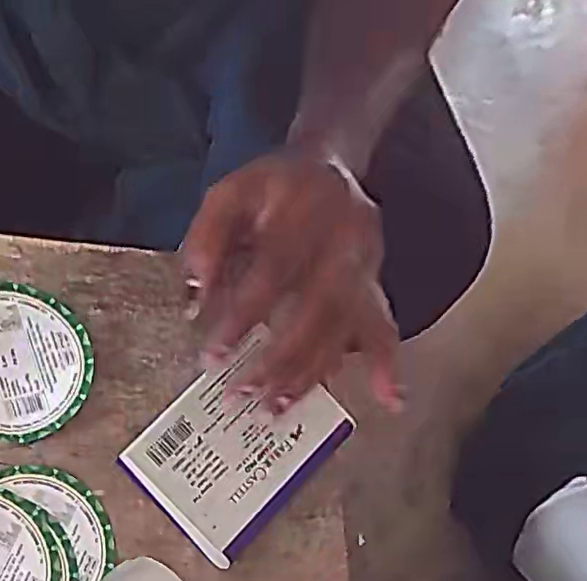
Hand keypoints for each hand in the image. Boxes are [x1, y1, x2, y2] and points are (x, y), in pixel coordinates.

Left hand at [180, 150, 400, 412]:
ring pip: (345, 328)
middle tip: (242, 395)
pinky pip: (385, 328)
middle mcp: (345, 237)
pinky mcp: (376, 285)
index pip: (273, 272)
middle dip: (278, 359)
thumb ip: (207, 241)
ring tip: (275, 410)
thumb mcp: (228, 195)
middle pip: (317, 309)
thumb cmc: (269, 189)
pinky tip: (390, 401)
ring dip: (310, 374)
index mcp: (305, 209)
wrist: (329, 164)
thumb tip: (196, 298)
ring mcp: (366, 264)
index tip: (213, 358)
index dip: (243, 319)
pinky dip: (387, 366)